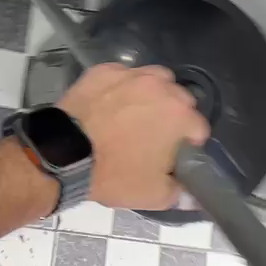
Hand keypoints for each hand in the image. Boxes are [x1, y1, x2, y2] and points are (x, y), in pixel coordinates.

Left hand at [58, 63, 209, 209]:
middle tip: (155, 134)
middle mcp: (161, 87)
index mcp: (181, 116)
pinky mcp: (104, 69)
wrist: (66, 154)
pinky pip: (123, 73)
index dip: (190, 144)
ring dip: (153, 93)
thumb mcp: (155, 195)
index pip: (199, 129)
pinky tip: (111, 101)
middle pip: (180, 99)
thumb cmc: (115, 174)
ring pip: (155, 78)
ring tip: (136, 111)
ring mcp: (131, 74)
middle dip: (173, 115)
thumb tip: (192, 194)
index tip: (175, 154)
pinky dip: (122, 85)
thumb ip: (181, 192)